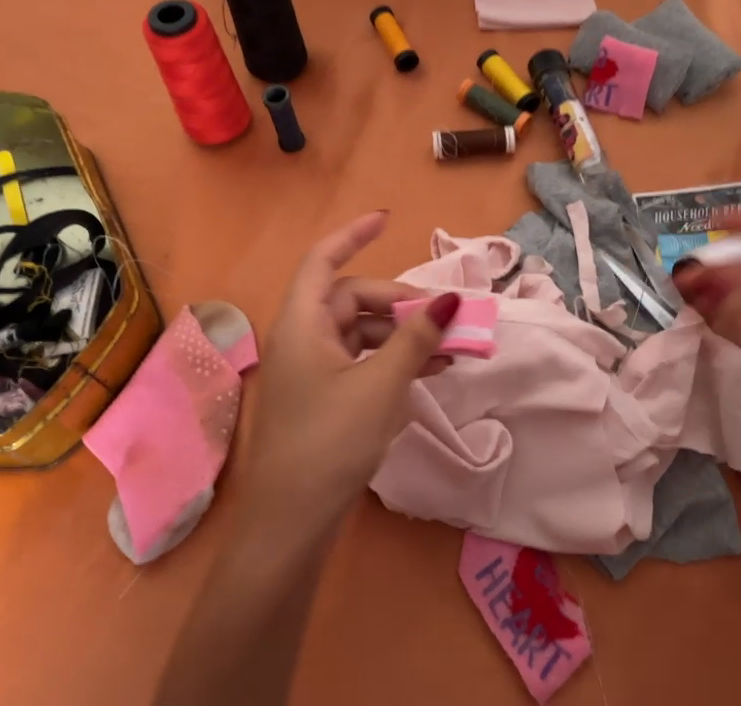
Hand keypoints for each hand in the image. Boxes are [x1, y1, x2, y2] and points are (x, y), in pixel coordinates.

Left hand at [242, 211, 459, 529]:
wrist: (291, 520)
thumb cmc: (331, 442)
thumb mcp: (381, 386)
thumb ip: (416, 339)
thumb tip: (449, 300)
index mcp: (302, 323)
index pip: (324, 260)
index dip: (353, 234)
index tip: (387, 220)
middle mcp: (302, 338)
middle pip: (352, 298)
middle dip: (399, 302)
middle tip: (445, 317)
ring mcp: (311, 370)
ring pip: (361, 332)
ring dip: (403, 335)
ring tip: (448, 350)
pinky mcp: (322, 398)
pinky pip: (361, 361)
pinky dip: (392, 360)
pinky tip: (429, 371)